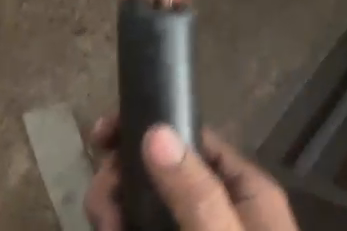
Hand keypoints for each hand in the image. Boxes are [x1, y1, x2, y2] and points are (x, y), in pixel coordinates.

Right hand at [84, 119, 297, 230]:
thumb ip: (196, 196)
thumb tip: (155, 131)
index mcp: (246, 193)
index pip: (192, 136)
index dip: (143, 127)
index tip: (100, 140)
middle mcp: (223, 205)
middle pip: (156, 164)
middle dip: (119, 180)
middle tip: (102, 210)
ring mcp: (199, 230)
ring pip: (142, 197)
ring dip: (112, 208)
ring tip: (105, 229)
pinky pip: (139, 224)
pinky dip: (119, 227)